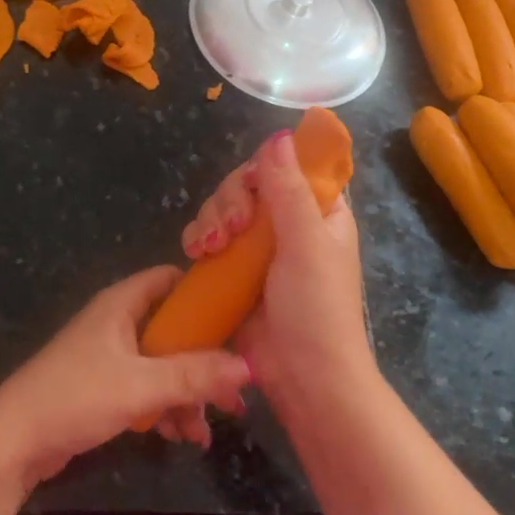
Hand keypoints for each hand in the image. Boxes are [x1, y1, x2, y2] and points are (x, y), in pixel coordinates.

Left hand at [0, 266, 250, 486]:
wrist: (14, 442)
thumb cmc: (76, 397)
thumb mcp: (141, 385)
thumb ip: (194, 375)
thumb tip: (249, 365)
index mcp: (122, 304)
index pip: (171, 280)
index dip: (205, 293)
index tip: (241, 316)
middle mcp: (117, 323)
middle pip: (173, 329)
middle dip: (205, 360)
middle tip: (236, 391)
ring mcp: (109, 357)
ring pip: (163, 365)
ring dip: (188, 393)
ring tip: (209, 428)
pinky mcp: (104, 389)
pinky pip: (147, 389)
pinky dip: (167, 408)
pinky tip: (186, 438)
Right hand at [182, 131, 372, 396]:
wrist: (304, 379)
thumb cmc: (317, 310)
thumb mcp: (306, 244)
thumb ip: (289, 190)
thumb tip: (279, 135)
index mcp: (320, 212)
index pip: (286, 168)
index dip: (261, 171)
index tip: (249, 191)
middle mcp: (291, 225)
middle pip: (248, 186)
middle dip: (229, 201)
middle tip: (227, 231)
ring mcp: (261, 251)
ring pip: (225, 211)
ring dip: (211, 220)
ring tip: (207, 248)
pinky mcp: (235, 274)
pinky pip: (211, 240)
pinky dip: (200, 239)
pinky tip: (194, 253)